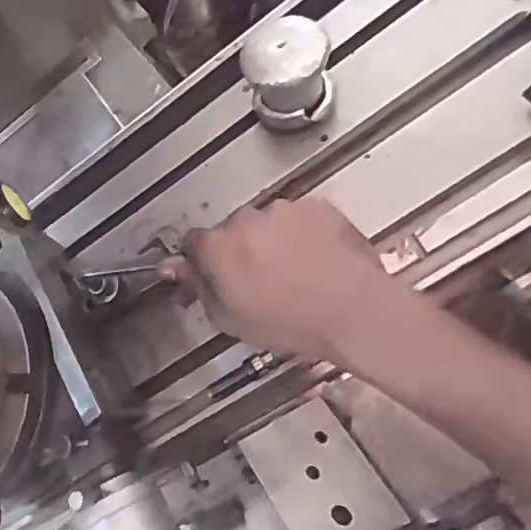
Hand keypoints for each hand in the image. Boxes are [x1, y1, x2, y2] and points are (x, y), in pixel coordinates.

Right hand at [168, 197, 413, 364]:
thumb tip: (176, 268)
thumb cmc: (292, 322)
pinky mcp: (316, 207)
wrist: (354, 311)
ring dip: (272, 241)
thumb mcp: (230, 319)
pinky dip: (303, 234)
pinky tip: (315, 261)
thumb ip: (197, 288)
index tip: (213, 274)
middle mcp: (245, 219)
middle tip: (258, 281)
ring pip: (267, 223)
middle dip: (240, 250)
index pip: (193, 242)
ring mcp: (283, 210)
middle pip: (232, 230)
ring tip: (294, 273)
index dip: (202, 260)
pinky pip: (300, 218)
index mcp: (217, 245)